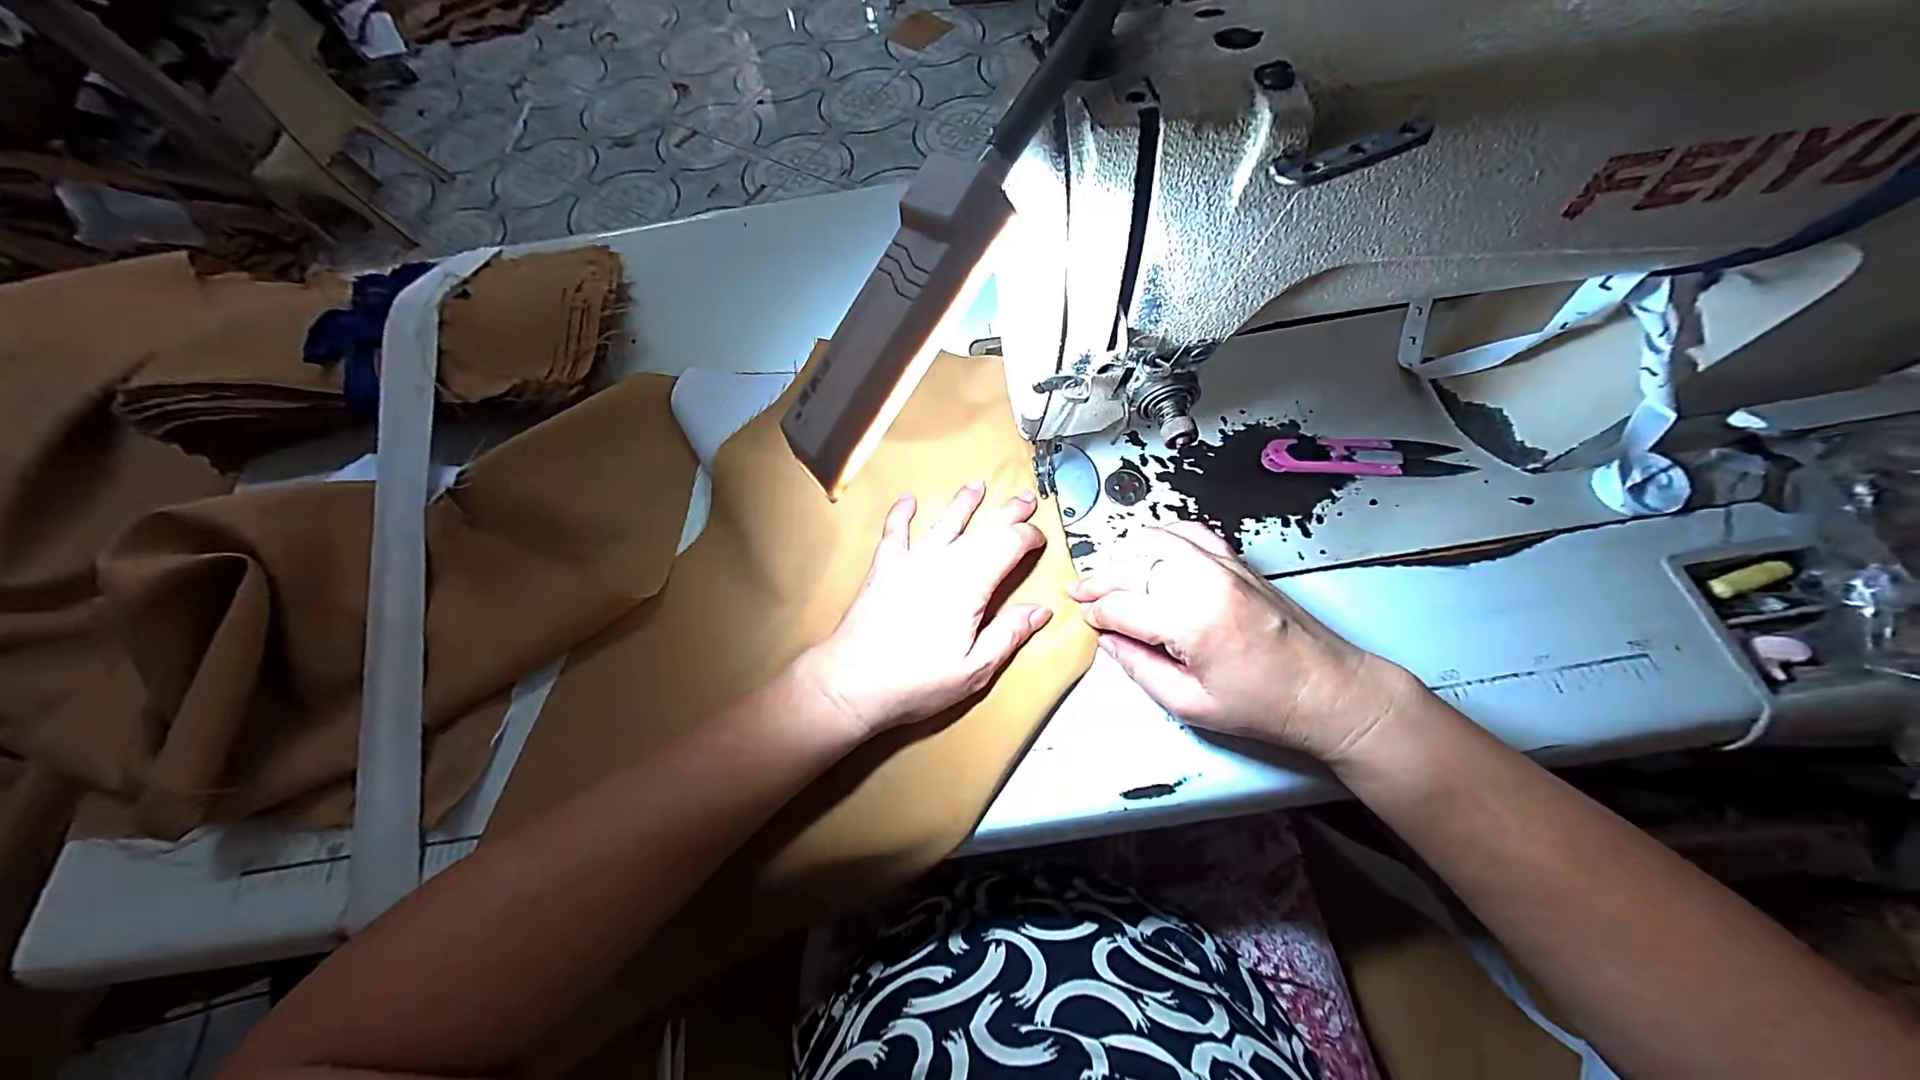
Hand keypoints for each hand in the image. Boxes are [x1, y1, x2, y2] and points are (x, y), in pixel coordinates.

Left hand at [797, 482, 1054, 735]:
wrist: (852, 682)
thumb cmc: (914, 681)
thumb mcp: (974, 669)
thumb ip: (1008, 635)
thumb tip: (1039, 611)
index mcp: (970, 586)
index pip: (1009, 546)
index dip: (1029, 537)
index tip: (1039, 539)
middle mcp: (942, 564)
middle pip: (983, 528)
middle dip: (1008, 512)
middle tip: (1025, 500)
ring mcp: (911, 561)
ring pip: (944, 522)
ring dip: (963, 503)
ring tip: (976, 487)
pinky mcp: (885, 567)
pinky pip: (896, 531)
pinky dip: (902, 514)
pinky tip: (908, 501)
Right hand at [1070, 522, 1424, 765]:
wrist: (1329, 691)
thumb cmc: (1265, 706)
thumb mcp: (1190, 703)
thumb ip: (1140, 668)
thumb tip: (1109, 641)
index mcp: (1190, 621)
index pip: (1121, 605)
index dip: (1096, 613)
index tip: (1085, 620)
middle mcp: (1204, 581)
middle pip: (1131, 566)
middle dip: (1098, 580)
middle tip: (1081, 592)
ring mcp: (1222, 564)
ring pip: (1153, 541)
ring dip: (1122, 554)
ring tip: (1106, 571)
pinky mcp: (1236, 560)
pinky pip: (1188, 531)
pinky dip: (1161, 535)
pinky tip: (1147, 548)